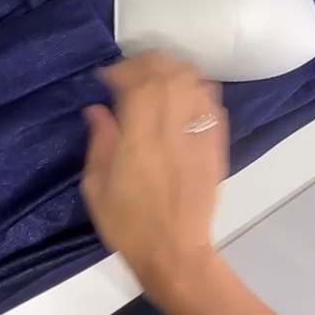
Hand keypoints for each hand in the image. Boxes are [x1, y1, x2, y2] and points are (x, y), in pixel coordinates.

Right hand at [80, 51, 228, 302]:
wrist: (174, 252)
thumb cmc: (128, 225)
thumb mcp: (97, 187)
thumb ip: (100, 142)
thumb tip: (97, 109)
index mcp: (140, 141)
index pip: (139, 83)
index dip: (122, 70)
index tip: (105, 77)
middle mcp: (174, 130)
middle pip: (169, 72)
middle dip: (147, 63)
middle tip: (128, 72)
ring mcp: (200, 136)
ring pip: (194, 80)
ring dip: (172, 70)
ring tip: (154, 78)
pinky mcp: (217, 145)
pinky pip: (211, 102)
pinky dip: (195, 88)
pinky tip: (180, 96)